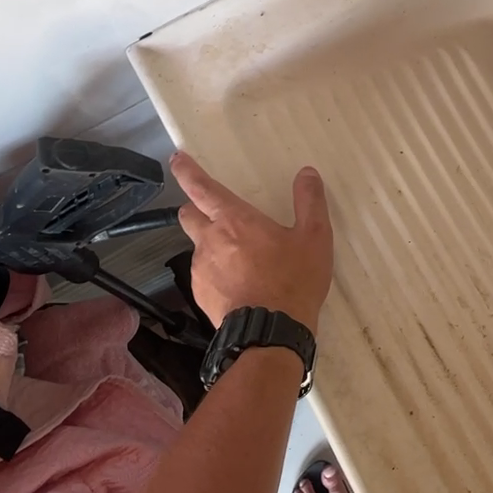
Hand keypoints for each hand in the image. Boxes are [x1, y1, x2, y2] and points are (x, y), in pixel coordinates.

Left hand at [169, 153, 333, 332]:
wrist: (270, 333)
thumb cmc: (293, 280)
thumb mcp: (315, 237)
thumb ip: (310, 202)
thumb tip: (307, 173)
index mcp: (235, 220)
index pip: (202, 188)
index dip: (187, 171)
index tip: (178, 159)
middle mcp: (210, 240)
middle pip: (189, 214)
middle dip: (196, 208)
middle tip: (217, 214)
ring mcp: (202, 269)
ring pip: (197, 246)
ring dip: (211, 244)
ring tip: (241, 259)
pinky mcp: (201, 295)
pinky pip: (204, 273)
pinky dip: (216, 272)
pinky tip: (239, 284)